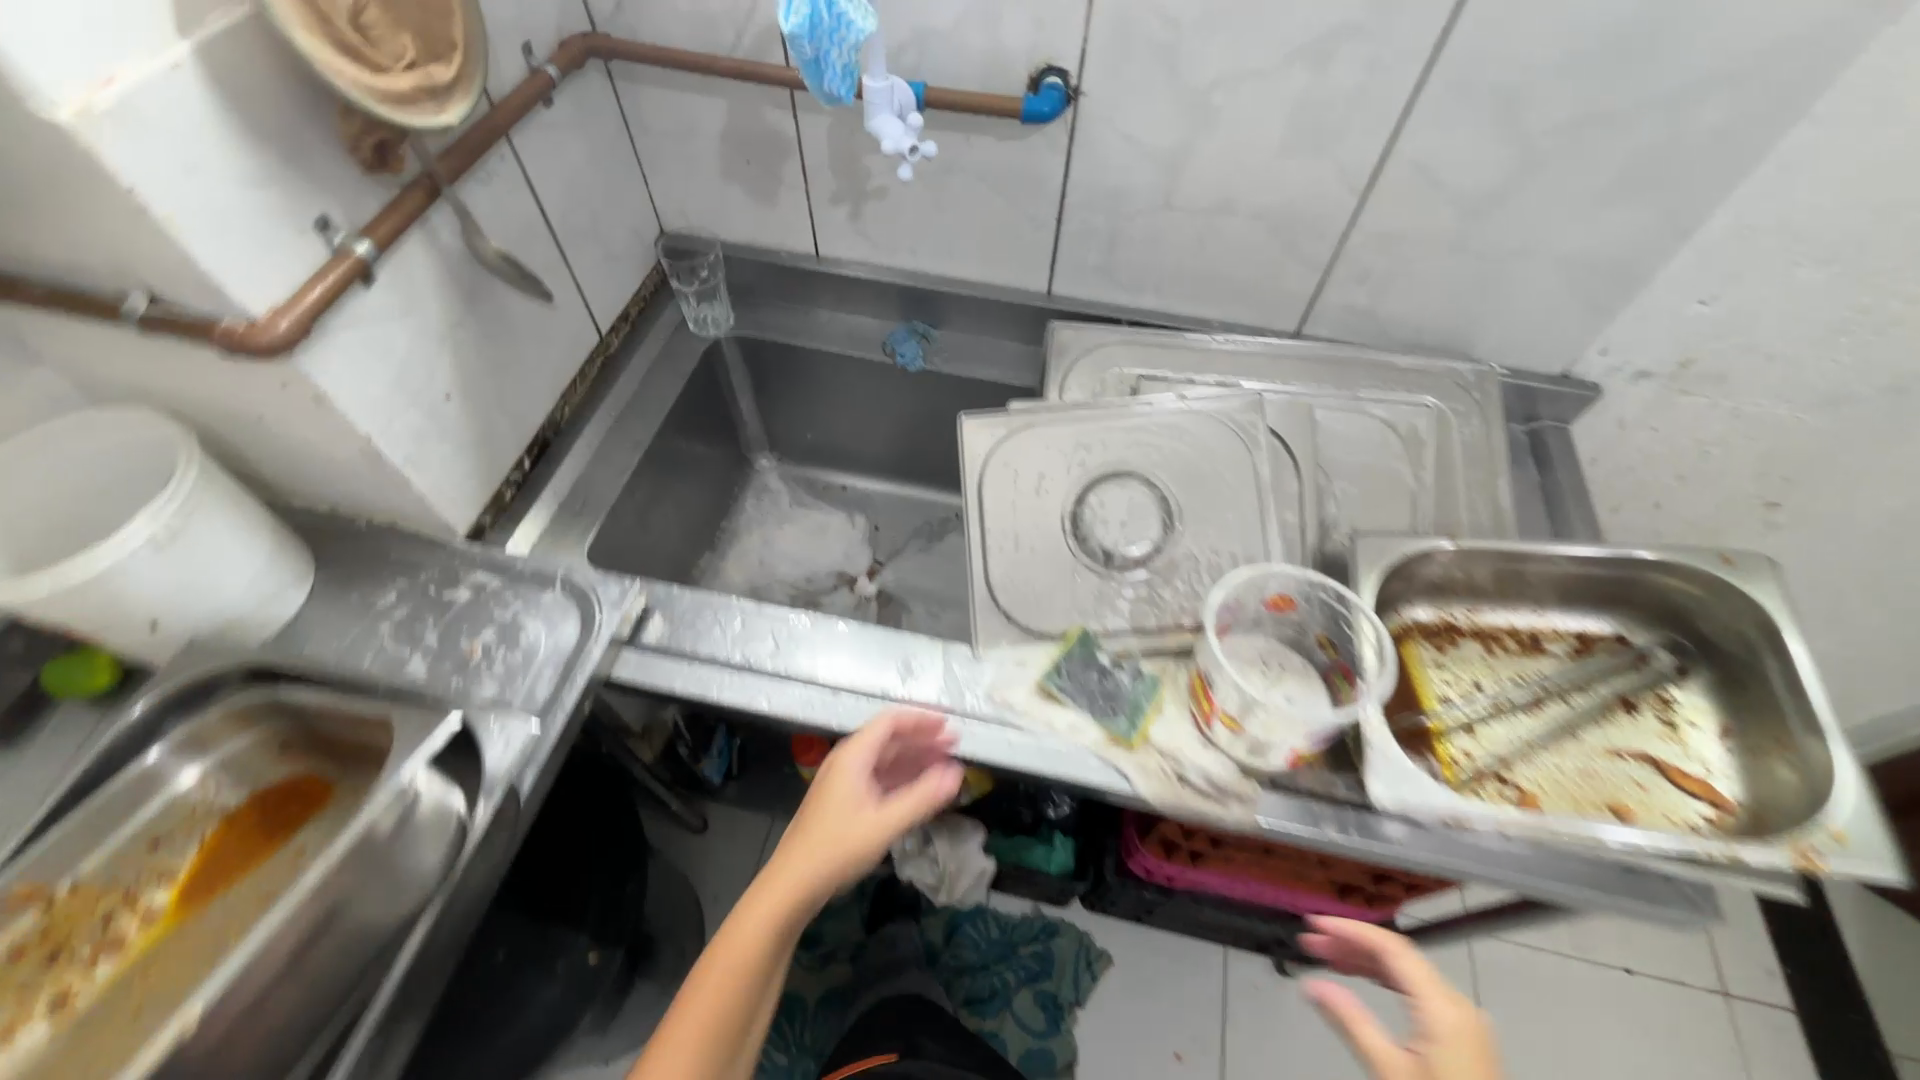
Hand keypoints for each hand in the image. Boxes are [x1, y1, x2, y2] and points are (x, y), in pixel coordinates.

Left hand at [763, 709, 963, 909]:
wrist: (793, 882)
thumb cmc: (837, 849)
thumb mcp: (885, 824)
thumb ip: (922, 797)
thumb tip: (956, 773)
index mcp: (853, 756)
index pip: (890, 722)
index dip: (921, 719)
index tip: (948, 724)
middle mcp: (848, 761)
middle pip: (889, 739)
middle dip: (922, 739)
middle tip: (954, 744)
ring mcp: (844, 781)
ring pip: (885, 760)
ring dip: (914, 759)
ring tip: (945, 764)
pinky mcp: (844, 800)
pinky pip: (879, 778)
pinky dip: (902, 778)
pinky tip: (921, 788)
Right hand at [1299, 916, 1502, 1079]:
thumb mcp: (1388, 1071)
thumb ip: (1350, 1022)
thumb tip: (1310, 984)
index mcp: (1442, 1008)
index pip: (1392, 948)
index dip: (1350, 930)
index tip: (1314, 923)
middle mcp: (1458, 1003)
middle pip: (1400, 956)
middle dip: (1353, 944)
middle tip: (1310, 943)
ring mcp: (1465, 1018)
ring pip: (1410, 972)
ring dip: (1368, 960)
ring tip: (1327, 957)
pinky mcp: (1465, 1033)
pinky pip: (1422, 991)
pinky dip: (1389, 979)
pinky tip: (1365, 978)